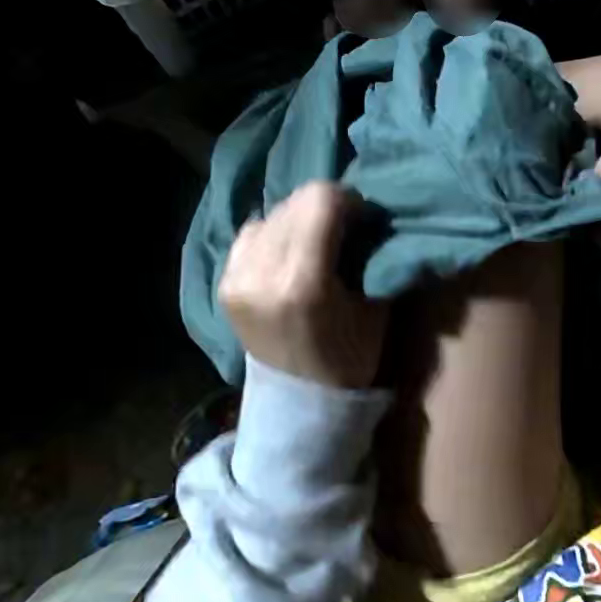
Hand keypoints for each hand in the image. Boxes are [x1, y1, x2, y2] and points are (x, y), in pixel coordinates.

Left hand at [220, 182, 386, 388]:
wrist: (302, 402)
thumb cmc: (352, 356)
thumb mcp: (376, 304)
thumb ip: (369, 253)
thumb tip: (364, 215)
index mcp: (303, 281)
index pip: (321, 199)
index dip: (350, 201)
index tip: (364, 219)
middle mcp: (261, 273)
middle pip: (296, 201)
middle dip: (326, 208)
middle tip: (345, 229)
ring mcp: (236, 277)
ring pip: (273, 212)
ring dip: (300, 220)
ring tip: (317, 244)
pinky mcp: (224, 282)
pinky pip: (253, 232)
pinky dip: (275, 234)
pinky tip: (289, 255)